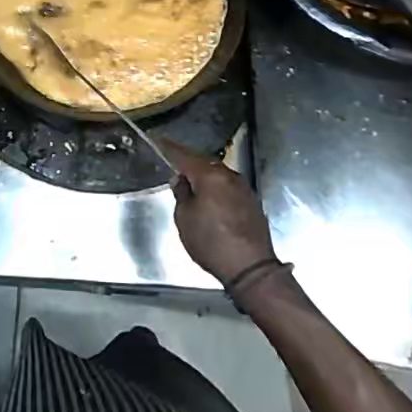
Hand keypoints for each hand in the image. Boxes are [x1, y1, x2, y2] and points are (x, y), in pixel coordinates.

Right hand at [159, 138, 277, 283]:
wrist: (252, 270)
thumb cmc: (212, 242)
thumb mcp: (184, 218)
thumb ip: (181, 193)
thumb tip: (180, 180)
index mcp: (210, 176)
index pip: (183, 155)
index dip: (169, 148)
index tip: (158, 141)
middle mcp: (229, 177)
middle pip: (204, 163)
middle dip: (188, 162)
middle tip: (174, 162)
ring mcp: (244, 189)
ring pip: (218, 174)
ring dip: (204, 175)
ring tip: (190, 180)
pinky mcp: (252, 203)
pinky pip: (228, 186)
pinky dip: (216, 187)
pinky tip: (210, 196)